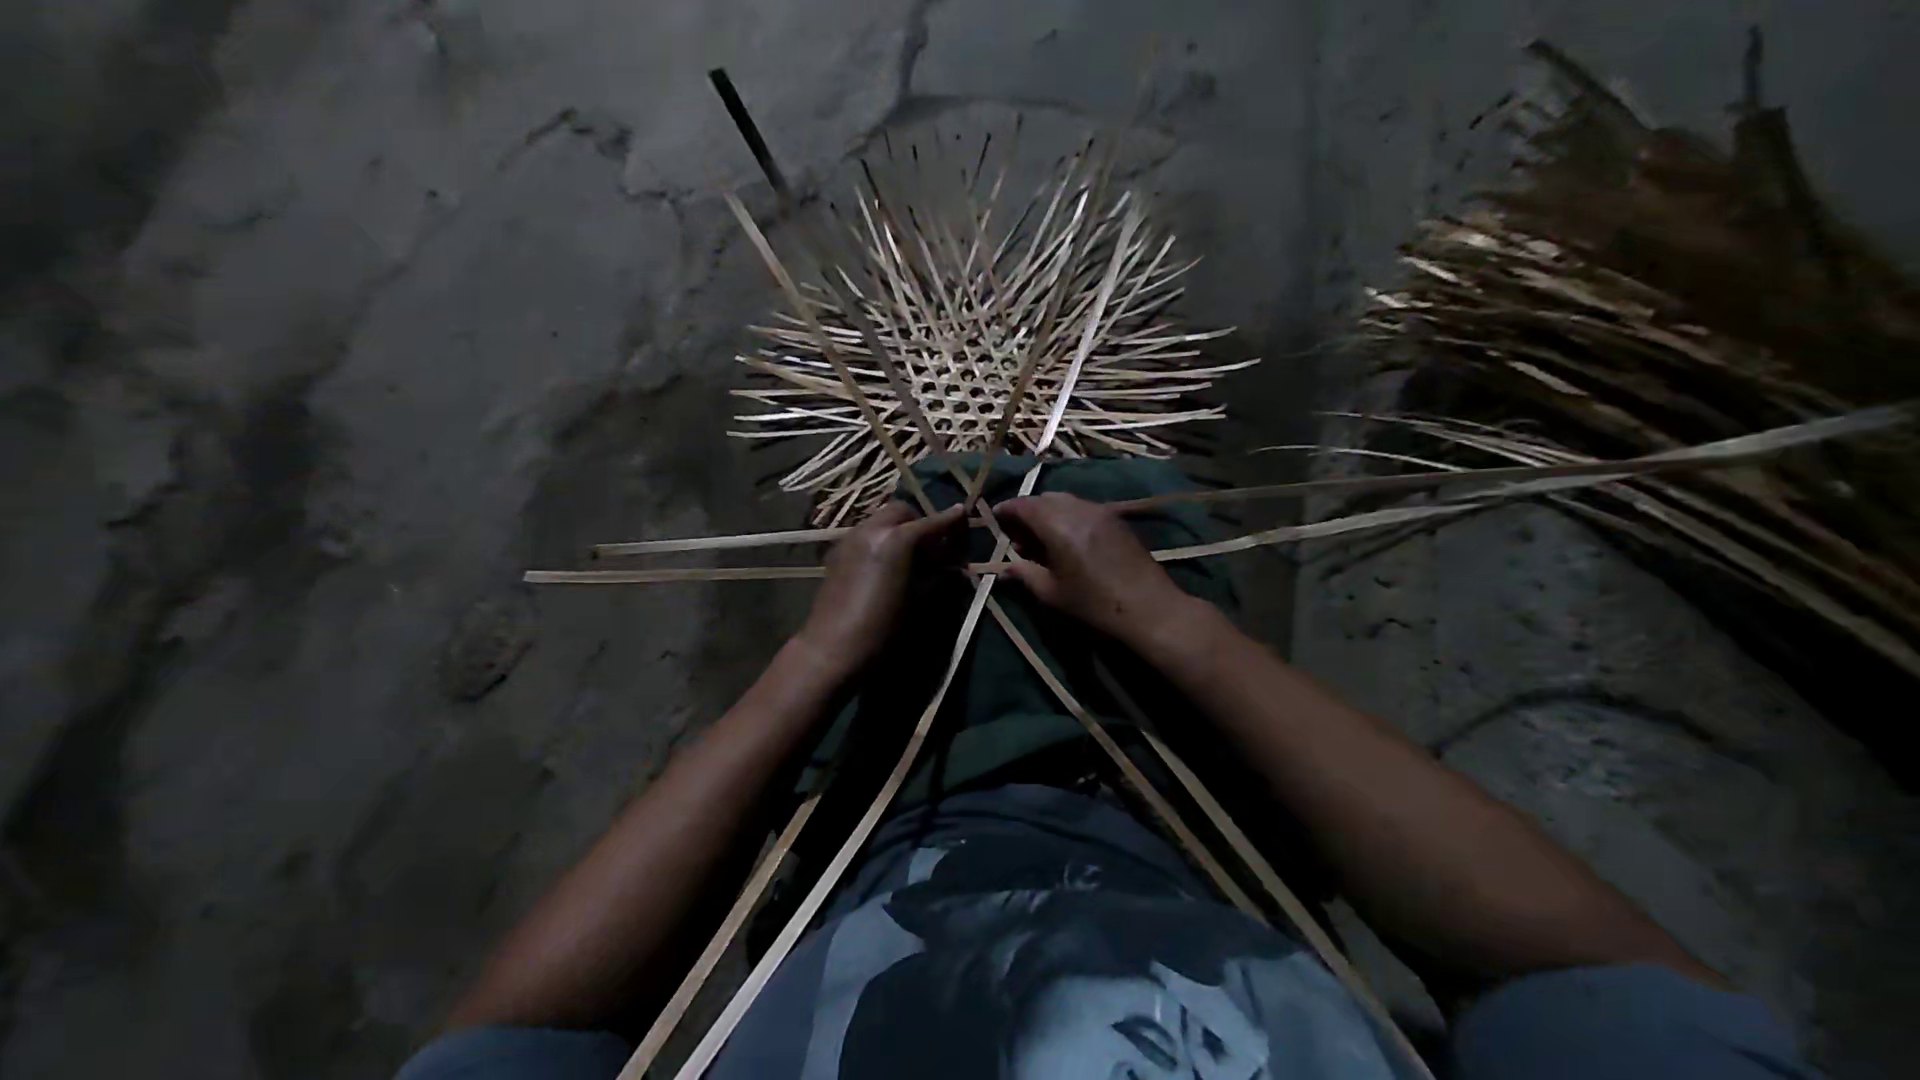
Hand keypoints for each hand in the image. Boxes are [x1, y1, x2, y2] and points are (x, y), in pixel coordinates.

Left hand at [795, 501, 963, 671]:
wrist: (830, 650)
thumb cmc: (882, 631)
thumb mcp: (919, 605)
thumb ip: (938, 578)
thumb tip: (952, 568)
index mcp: (896, 540)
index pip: (931, 523)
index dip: (951, 520)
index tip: (963, 514)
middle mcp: (871, 530)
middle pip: (901, 512)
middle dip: (920, 522)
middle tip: (934, 549)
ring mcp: (850, 539)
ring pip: (880, 520)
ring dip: (899, 530)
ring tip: (911, 559)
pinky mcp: (836, 554)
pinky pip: (865, 535)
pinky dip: (881, 540)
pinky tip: (886, 567)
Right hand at [994, 493, 1195, 643]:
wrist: (1148, 606)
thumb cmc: (1094, 603)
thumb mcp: (1052, 593)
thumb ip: (1025, 574)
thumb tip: (1004, 569)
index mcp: (1059, 525)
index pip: (1025, 505)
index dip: (1007, 510)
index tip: (994, 519)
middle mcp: (1079, 510)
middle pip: (1044, 499)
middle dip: (1026, 512)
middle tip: (1015, 535)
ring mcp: (1100, 511)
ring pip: (1064, 501)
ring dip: (1047, 513)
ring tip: (1039, 540)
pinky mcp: (1115, 519)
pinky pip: (1082, 508)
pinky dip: (1066, 516)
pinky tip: (1065, 540)